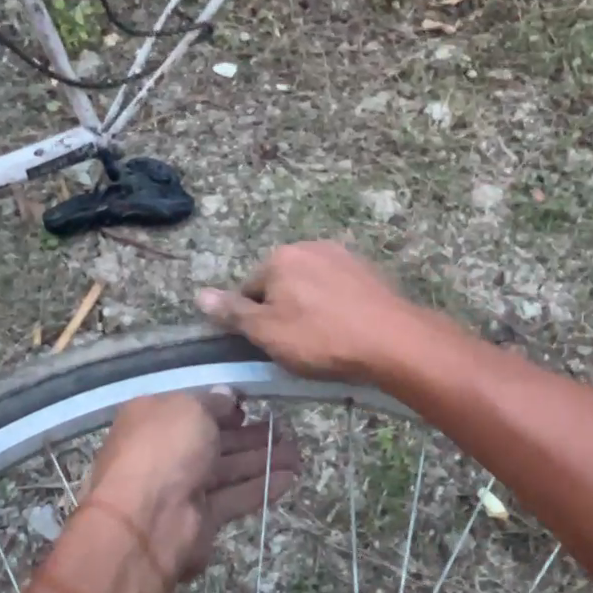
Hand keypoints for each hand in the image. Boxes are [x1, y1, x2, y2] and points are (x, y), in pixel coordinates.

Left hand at [88, 387, 300, 580]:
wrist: (147, 521)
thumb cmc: (164, 448)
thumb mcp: (190, 408)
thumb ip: (213, 401)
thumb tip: (228, 395)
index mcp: (153, 418)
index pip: (192, 407)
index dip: (221, 404)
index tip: (249, 401)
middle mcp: (167, 450)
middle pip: (214, 439)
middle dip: (249, 433)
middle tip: (284, 427)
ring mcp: (183, 486)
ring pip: (228, 468)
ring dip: (262, 459)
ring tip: (297, 452)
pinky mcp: (201, 517)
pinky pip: (235, 496)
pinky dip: (260, 487)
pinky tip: (289, 478)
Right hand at [196, 241, 428, 382]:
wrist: (392, 341)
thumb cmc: (322, 339)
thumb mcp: (267, 333)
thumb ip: (233, 313)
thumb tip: (199, 295)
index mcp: (279, 258)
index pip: (249, 290)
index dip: (254, 322)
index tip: (269, 345)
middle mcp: (308, 246)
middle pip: (280, 283)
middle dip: (283, 310)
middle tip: (296, 346)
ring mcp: (342, 255)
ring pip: (311, 285)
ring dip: (310, 307)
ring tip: (324, 340)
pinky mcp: (368, 269)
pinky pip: (339, 288)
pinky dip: (336, 305)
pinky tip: (347, 329)